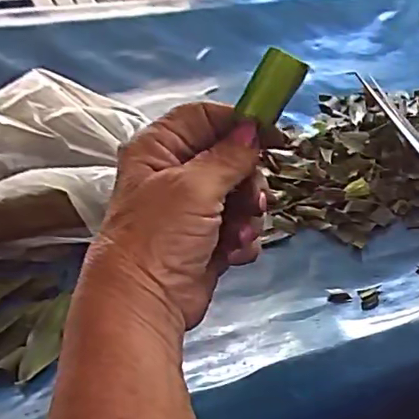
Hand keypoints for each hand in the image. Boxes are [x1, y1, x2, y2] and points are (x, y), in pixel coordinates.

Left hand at [84, 102, 266, 330]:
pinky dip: (243, 242)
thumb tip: (252, 130)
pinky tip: (234, 254)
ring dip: (248, 217)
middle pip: (231, 161)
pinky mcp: (209, 243)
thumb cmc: (159, 236)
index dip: (239, 124)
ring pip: (241, 199)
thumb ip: (229, 156)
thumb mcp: (194, 186)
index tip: (272, 137)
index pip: (205, 119)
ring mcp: (194, 212)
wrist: (147, 299)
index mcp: (160, 150)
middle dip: (248, 182)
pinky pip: (241, 231)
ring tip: (236, 236)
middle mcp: (177, 177)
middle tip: (252, 201)